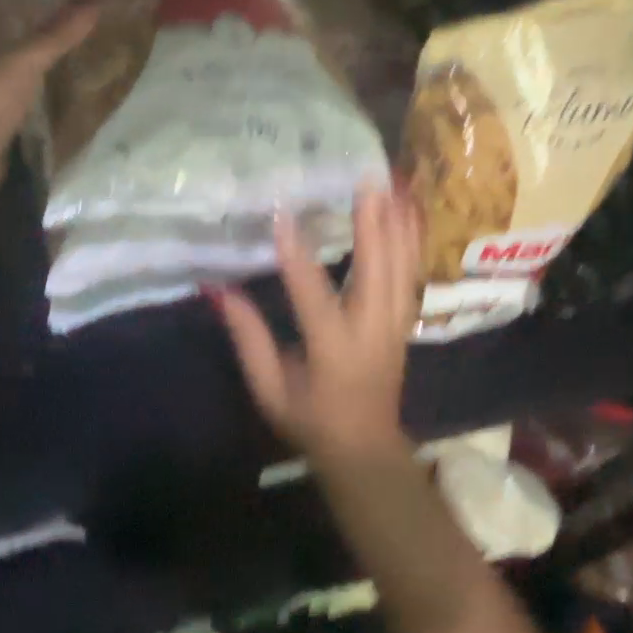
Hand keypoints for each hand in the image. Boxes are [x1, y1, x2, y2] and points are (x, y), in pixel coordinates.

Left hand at [0, 0, 103, 228]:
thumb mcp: (20, 65)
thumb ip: (56, 34)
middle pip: (18, 31)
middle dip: (49, 14)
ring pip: (27, 66)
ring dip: (53, 54)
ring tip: (95, 37)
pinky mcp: (3, 131)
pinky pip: (33, 101)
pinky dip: (52, 91)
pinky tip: (76, 89)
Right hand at [209, 183, 423, 456]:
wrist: (364, 449)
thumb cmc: (309, 420)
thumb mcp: (269, 388)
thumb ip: (248, 338)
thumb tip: (219, 290)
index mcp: (333, 352)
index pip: (314, 297)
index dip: (296, 256)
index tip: (284, 216)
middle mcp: (371, 333)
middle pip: (378, 273)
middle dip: (373, 226)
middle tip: (367, 183)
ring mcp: (395, 327)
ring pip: (403, 270)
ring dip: (399, 226)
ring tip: (395, 185)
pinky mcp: (404, 323)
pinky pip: (412, 276)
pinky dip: (412, 242)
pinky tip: (409, 213)